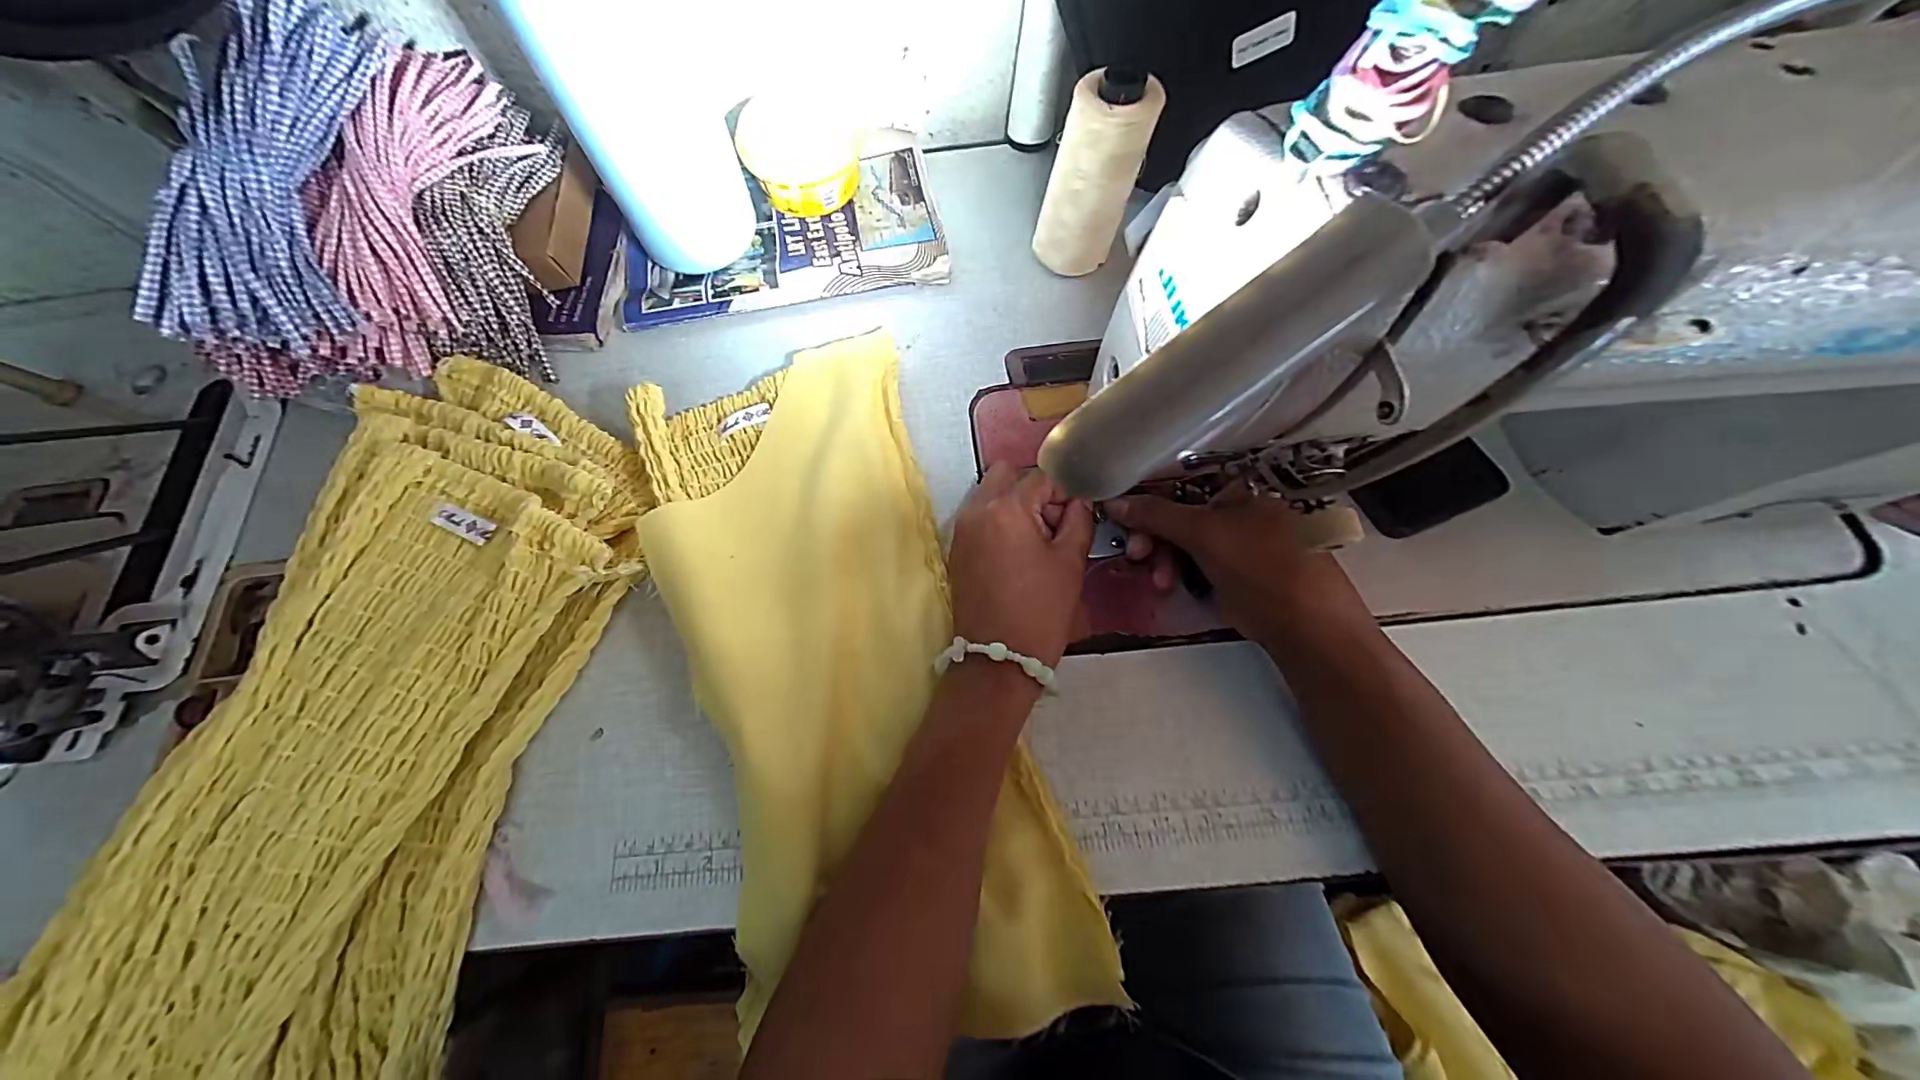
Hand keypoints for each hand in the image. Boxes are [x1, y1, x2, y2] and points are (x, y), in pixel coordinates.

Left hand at [947, 463, 1094, 667]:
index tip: (1078, 514)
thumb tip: (1077, 502)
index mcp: (1006, 509)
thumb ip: (1078, 521)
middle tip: (1055, 523)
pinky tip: (1019, 553)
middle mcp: (976, 511)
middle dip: (1034, 490)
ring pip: (990, 494)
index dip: (1065, 491)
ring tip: (1038, 540)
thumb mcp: (1069, 562)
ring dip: (1015, 504)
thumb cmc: (1040, 611)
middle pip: (1008, 476)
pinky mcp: (957, 550)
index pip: (1041, 476)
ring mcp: (962, 531)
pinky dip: (999, 522)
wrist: (999, 658)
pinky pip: (979, 518)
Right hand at [1104, 482, 1373, 649]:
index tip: (1126, 522)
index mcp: (1243, 489)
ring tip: (1161, 580)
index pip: (1183, 485)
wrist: (1307, 627)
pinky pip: (1195, 564)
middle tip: (1137, 554)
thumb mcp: (1205, 533)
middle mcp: (1241, 511)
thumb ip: (1157, 515)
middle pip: (1180, 516)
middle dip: (1155, 537)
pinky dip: (1179, 573)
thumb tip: (1115, 502)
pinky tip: (1171, 586)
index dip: (1150, 502)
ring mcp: (1239, 544)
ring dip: (1164, 560)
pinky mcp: (1236, 573)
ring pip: (1185, 543)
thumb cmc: (1264, 567)